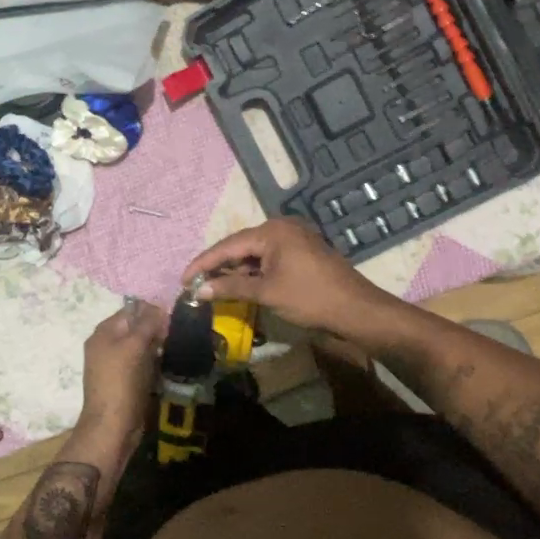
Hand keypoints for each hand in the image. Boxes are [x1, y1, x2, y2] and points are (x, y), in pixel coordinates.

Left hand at [78, 297, 168, 436]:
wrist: (112, 426)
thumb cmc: (120, 382)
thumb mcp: (133, 347)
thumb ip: (146, 324)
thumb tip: (160, 307)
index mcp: (104, 332)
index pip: (131, 310)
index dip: (153, 310)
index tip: (176, 315)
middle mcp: (108, 345)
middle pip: (137, 328)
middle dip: (158, 328)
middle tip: (182, 332)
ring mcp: (118, 364)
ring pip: (143, 346)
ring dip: (160, 346)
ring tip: (181, 345)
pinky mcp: (128, 381)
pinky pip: (145, 363)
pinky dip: (157, 362)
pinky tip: (173, 362)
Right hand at [181, 219, 399, 337]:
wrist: (356, 310)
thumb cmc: (310, 298)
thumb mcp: (266, 293)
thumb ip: (230, 287)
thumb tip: (199, 290)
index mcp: (272, 231)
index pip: (228, 245)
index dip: (203, 263)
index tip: (183, 280)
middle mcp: (283, 228)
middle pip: (241, 247)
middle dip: (218, 267)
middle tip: (196, 285)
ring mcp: (295, 240)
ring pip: (255, 254)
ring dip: (236, 272)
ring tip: (214, 288)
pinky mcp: (303, 254)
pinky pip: (269, 259)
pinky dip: (254, 273)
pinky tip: (241, 287)